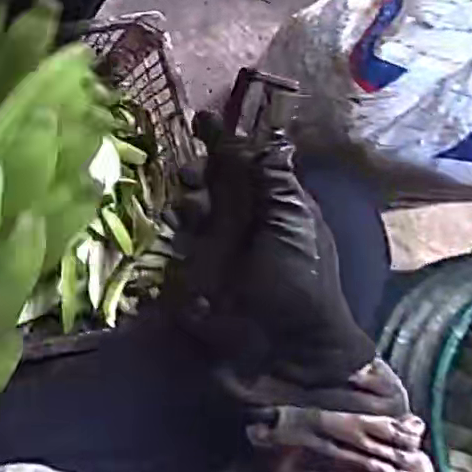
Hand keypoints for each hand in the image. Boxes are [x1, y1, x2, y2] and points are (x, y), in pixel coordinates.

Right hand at [175, 112, 374, 388]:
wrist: (283, 352)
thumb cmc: (298, 284)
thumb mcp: (294, 225)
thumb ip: (276, 180)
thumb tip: (274, 137)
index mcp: (275, 204)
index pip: (247, 161)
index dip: (225, 140)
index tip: (202, 119)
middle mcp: (244, 217)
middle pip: (214, 178)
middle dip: (199, 168)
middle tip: (189, 172)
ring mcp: (218, 242)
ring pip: (193, 202)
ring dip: (186, 195)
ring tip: (185, 206)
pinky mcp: (195, 265)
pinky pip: (177, 234)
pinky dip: (172, 223)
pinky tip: (174, 224)